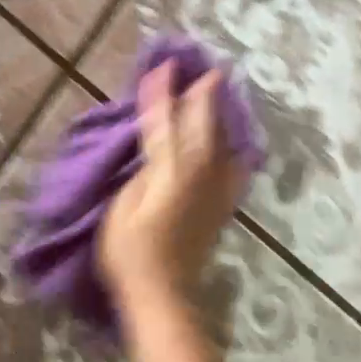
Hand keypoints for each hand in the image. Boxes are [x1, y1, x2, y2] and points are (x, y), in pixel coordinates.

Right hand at [97, 61, 250, 303]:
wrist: (162, 295)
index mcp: (171, 173)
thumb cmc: (129, 250)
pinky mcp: (218, 208)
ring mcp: (213, 193)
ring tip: (221, 95)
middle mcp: (198, 177)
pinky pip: (231, 168)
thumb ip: (141, 170)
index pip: (165, 123)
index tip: (163, 66)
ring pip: (220, 145)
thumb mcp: (124, 204)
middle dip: (203, 98)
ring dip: (219, 117)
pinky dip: (232, 148)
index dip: (164, 94)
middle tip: (209, 69)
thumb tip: (151, 145)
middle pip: (202, 129)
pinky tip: (236, 144)